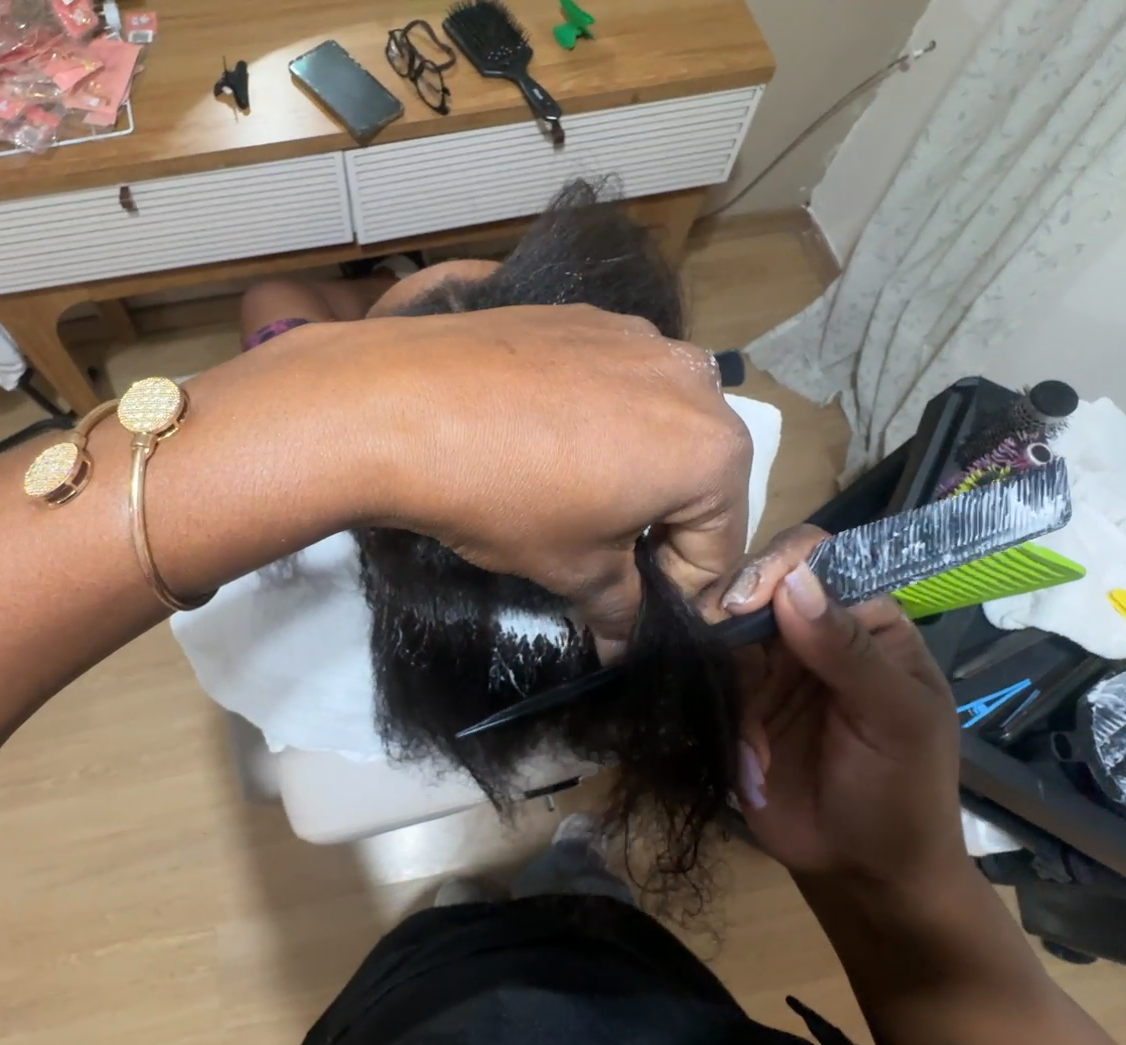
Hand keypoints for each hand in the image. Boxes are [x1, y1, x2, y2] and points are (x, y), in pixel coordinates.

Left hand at [274, 304, 752, 652]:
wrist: (406, 406)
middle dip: (659, 524)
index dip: (679, 590)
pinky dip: (595, 418)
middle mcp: (695, 380)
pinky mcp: (586, 316)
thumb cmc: (507, 498)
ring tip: (566, 491)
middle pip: (696, 477)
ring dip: (630, 467)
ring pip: (657, 424)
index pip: (719, 546)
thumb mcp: (571, 568)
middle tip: (602, 552)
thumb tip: (625, 645)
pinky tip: (541, 436)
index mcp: (714, 451)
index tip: (635, 607)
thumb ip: (619, 608)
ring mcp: (638, 335)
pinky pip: (612, 383)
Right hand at [727, 526, 968, 890]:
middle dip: (730, 603)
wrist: (860, 870)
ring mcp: (769, 665)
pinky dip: (711, 698)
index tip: (745, 600)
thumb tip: (794, 579)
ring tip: (730, 702)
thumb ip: (848, 650)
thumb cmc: (902, 793)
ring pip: (722, 625)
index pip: (820, 560)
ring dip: (714, 652)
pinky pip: (707, 673)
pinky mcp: (736, 699)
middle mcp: (812, 631)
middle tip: (712, 632)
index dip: (780, 564)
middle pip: (758, 583)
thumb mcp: (895, 719)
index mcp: (865, 622)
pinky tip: (742, 748)